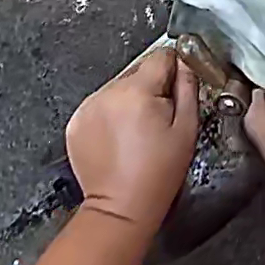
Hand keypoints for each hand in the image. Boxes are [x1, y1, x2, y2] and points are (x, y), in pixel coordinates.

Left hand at [66, 46, 199, 233]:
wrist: (120, 208)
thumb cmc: (158, 173)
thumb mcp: (186, 128)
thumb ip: (188, 87)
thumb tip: (186, 62)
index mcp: (137, 90)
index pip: (160, 56)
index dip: (173, 70)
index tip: (176, 89)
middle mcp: (108, 92)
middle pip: (138, 71)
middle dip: (151, 88)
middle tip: (158, 119)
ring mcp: (89, 106)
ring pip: (119, 86)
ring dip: (130, 100)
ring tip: (137, 132)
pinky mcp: (77, 121)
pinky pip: (101, 104)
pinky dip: (111, 114)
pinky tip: (120, 138)